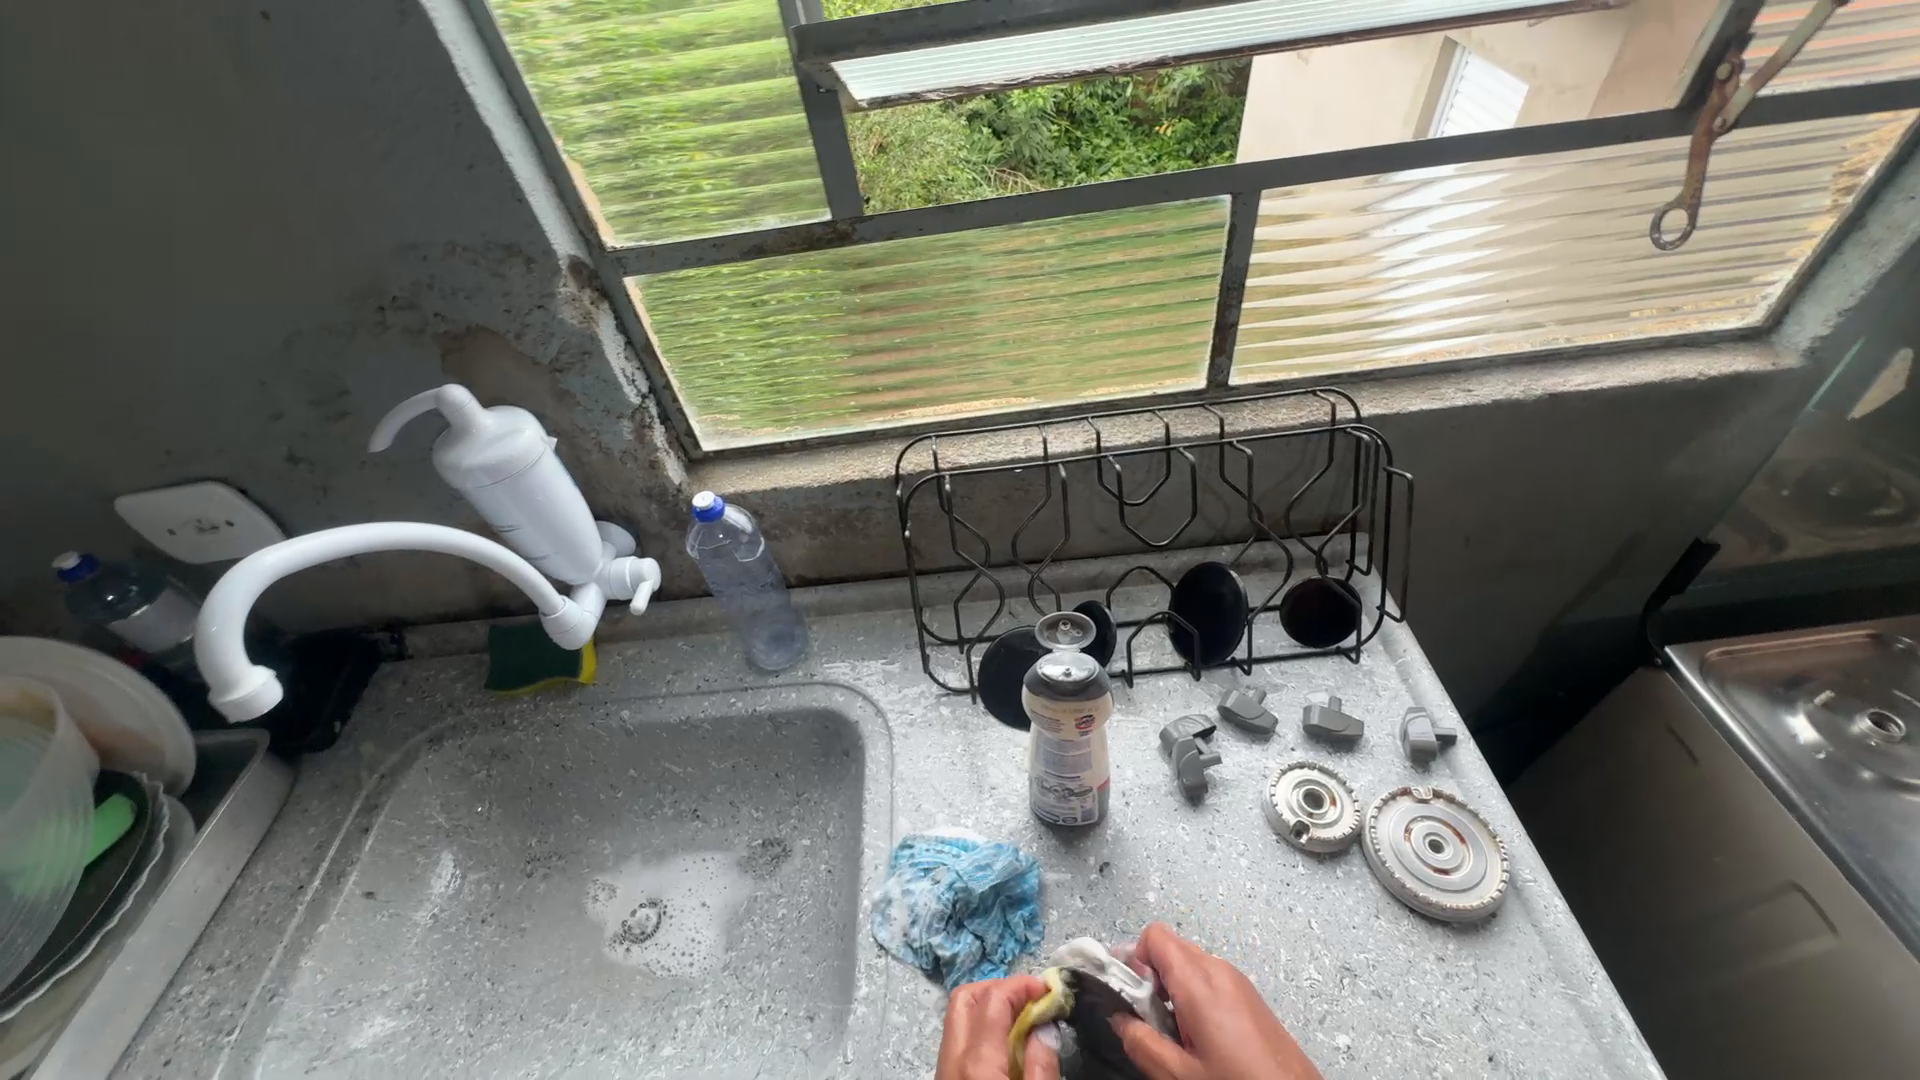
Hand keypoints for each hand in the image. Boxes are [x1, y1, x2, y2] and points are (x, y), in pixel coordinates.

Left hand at [936, 975, 1060, 1079]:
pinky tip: (1004, 1043)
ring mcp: (943, 1067)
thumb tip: (1045, 1029)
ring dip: (987, 1004)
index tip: (1047, 991)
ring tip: (1020, 1020)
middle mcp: (953, 1056)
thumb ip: (1041, 1066)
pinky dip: (979, 1026)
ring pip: (958, 1013)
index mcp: (977, 1061)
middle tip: (1030, 1001)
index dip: (1022, 985)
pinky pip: (958, 1036)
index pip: (993, 997)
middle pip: (967, 996)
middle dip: (1000, 988)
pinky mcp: (944, 1076)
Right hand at [1113, 923, 1322, 1079]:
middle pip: (1172, 948)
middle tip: (1154, 1021)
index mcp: (1199, 982)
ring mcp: (1239, 982)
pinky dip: (1196, 997)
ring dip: (1174, 989)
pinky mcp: (1251, 997)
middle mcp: (1220, 970)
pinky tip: (1204, 1039)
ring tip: (1181, 1037)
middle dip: (1153, 977)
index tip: (1134, 997)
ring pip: (1191, 964)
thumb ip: (1142, 1043)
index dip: (1135, 959)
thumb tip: (1120, 1020)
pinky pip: (1211, 979)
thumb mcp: (1180, 1077)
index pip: (1155, 936)